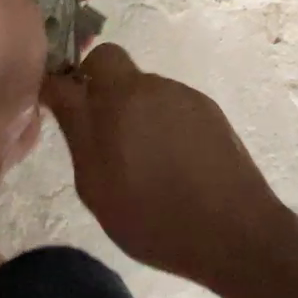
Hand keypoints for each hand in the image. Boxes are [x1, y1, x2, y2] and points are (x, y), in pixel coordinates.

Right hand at [43, 44, 279, 283]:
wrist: (239, 235)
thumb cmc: (154, 217)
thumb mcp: (95, 184)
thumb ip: (75, 129)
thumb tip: (58, 89)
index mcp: (120, 96)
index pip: (82, 61)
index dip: (68, 81)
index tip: (63, 108)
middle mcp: (152, 85)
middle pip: (115, 74)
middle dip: (103, 98)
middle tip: (103, 144)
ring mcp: (185, 97)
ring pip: (144, 93)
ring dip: (135, 115)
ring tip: (144, 164)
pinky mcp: (211, 113)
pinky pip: (172, 109)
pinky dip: (163, 127)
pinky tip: (174, 166)